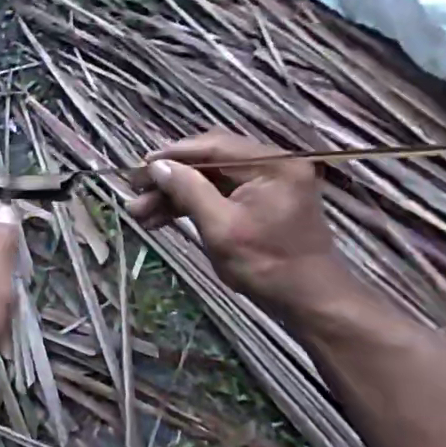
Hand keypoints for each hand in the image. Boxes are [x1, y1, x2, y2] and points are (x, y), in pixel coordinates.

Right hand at [124, 130, 356, 315]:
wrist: (309, 300)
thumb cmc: (267, 265)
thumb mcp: (221, 228)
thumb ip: (189, 191)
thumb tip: (157, 166)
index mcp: (271, 164)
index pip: (213, 146)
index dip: (173, 155)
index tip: (140, 167)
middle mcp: (273, 165)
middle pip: (211, 161)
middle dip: (170, 179)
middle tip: (135, 194)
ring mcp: (269, 184)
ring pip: (212, 181)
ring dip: (177, 195)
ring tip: (140, 214)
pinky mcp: (262, 204)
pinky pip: (222, 196)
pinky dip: (194, 206)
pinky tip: (163, 219)